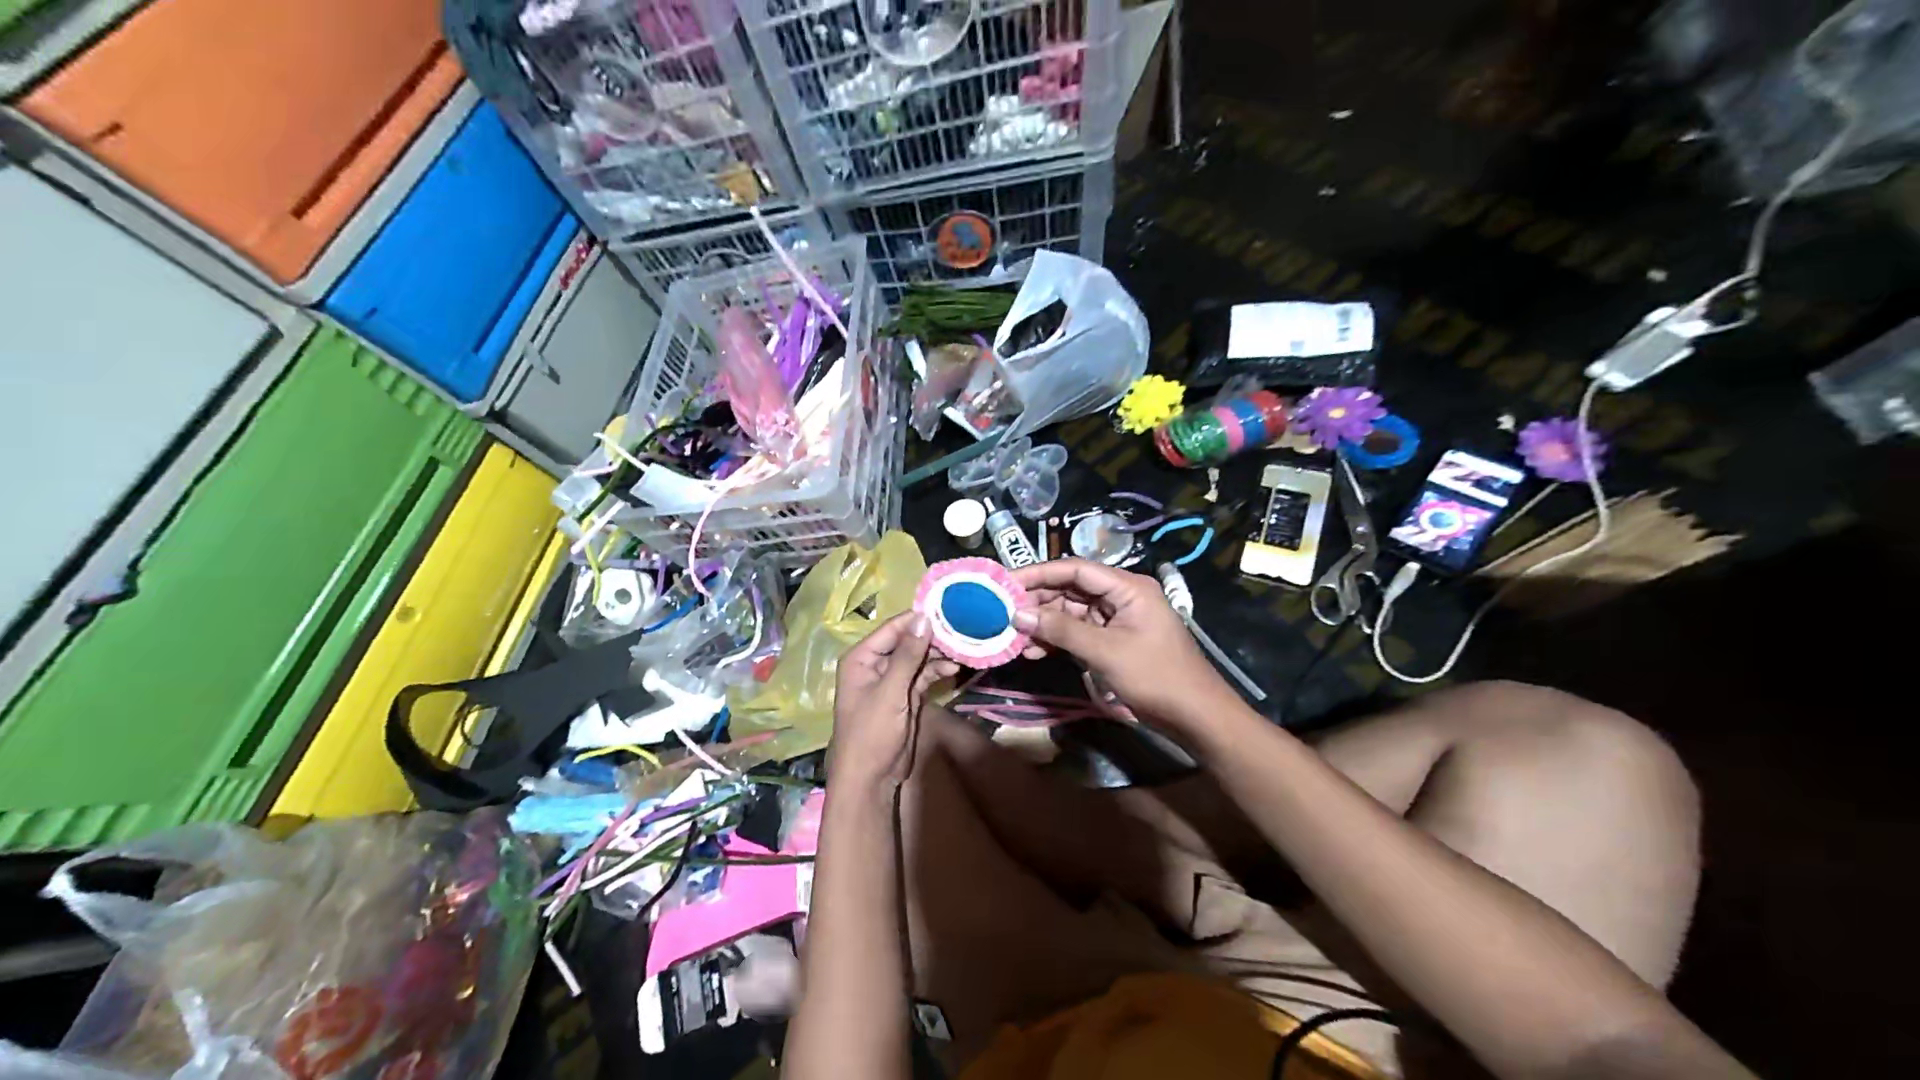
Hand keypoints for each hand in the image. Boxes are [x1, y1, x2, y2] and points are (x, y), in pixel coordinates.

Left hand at [829, 613, 958, 785]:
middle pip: (907, 641)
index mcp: (862, 658)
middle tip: (962, 632)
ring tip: (963, 651)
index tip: (949, 610)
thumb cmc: (872, 732)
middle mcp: (875, 664)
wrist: (871, 777)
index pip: (893, 628)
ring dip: (938, 656)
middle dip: (933, 638)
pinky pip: (922, 676)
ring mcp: (891, 680)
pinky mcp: (905, 695)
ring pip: (918, 658)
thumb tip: (924, 618)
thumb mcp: (890, 691)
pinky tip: (954, 670)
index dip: (919, 619)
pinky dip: (937, 672)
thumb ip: (907, 655)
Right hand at [1010, 559, 1236, 732]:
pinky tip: (1033, 652)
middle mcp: (1120, 596)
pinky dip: (1057, 640)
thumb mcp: (1105, 651)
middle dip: (1037, 601)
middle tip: (1002, 612)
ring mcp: (1116, 619)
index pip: (1074, 569)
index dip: (1038, 573)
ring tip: (1014, 635)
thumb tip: (1018, 614)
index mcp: (1127, 587)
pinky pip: (1078, 632)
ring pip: (1070, 612)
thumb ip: (1061, 630)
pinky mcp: (1113, 640)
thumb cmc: (1155, 677)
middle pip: (1070, 588)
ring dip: (1043, 623)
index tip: (1006, 583)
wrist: (1195, 716)